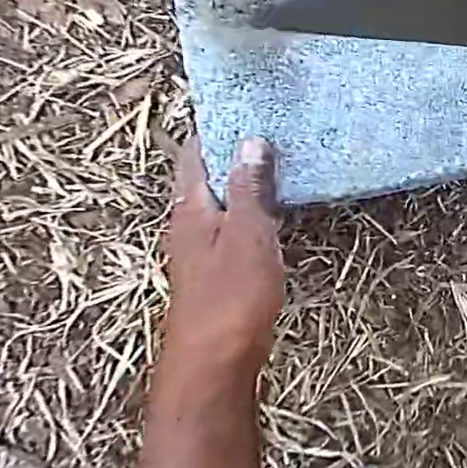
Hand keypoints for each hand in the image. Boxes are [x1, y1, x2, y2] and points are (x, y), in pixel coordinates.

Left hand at [161, 135, 284, 383]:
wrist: (214, 361)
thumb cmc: (231, 296)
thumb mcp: (247, 234)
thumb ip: (250, 189)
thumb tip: (252, 141)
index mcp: (191, 209)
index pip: (197, 155)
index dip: (215, 128)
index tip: (242, 105)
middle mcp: (189, 224)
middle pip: (207, 176)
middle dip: (232, 151)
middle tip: (269, 128)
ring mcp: (201, 249)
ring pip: (221, 201)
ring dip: (243, 180)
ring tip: (277, 161)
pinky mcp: (218, 269)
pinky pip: (233, 223)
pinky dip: (251, 207)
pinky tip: (273, 211)